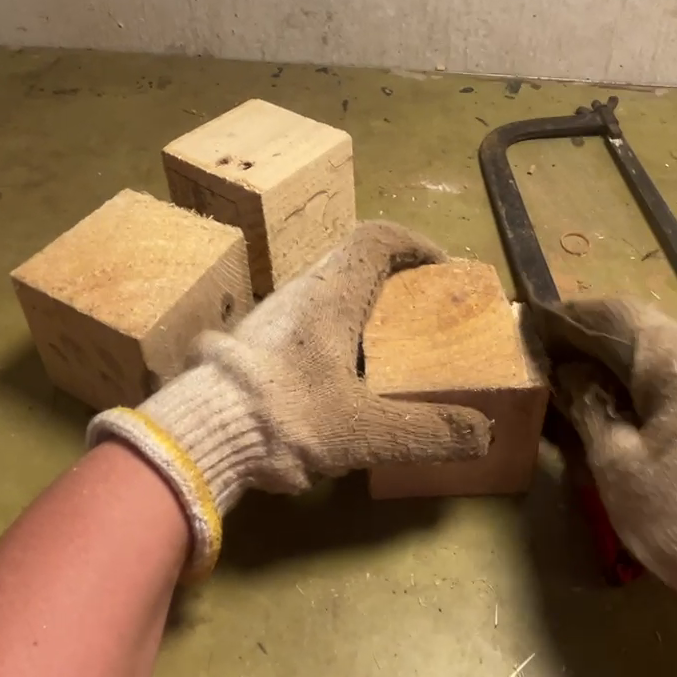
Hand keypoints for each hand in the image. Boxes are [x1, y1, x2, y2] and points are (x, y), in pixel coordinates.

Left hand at [90, 222, 491, 577]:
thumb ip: (428, 432)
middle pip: (351, 265)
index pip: (376, 239)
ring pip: (323, 296)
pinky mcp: (245, 348)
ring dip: (359, 311)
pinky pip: (300, 326)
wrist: (193, 437)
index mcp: (331, 295)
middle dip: (392, 283)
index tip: (442, 267)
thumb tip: (483, 433)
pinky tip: (334, 384)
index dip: (414, 244)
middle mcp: (298, 294)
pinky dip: (331, 339)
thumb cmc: (285, 415)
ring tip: (383, 354)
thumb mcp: (365, 430)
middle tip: (418, 316)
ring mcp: (266, 318)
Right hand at [545, 299, 676, 676]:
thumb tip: (574, 376)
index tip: (538, 328)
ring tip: (617, 413)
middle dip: (611, 356)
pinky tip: (676, 445)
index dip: (571, 319)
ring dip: (651, 386)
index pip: (615, 314)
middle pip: (658, 341)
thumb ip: (592, 411)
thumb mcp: (621, 470)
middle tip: (570, 378)